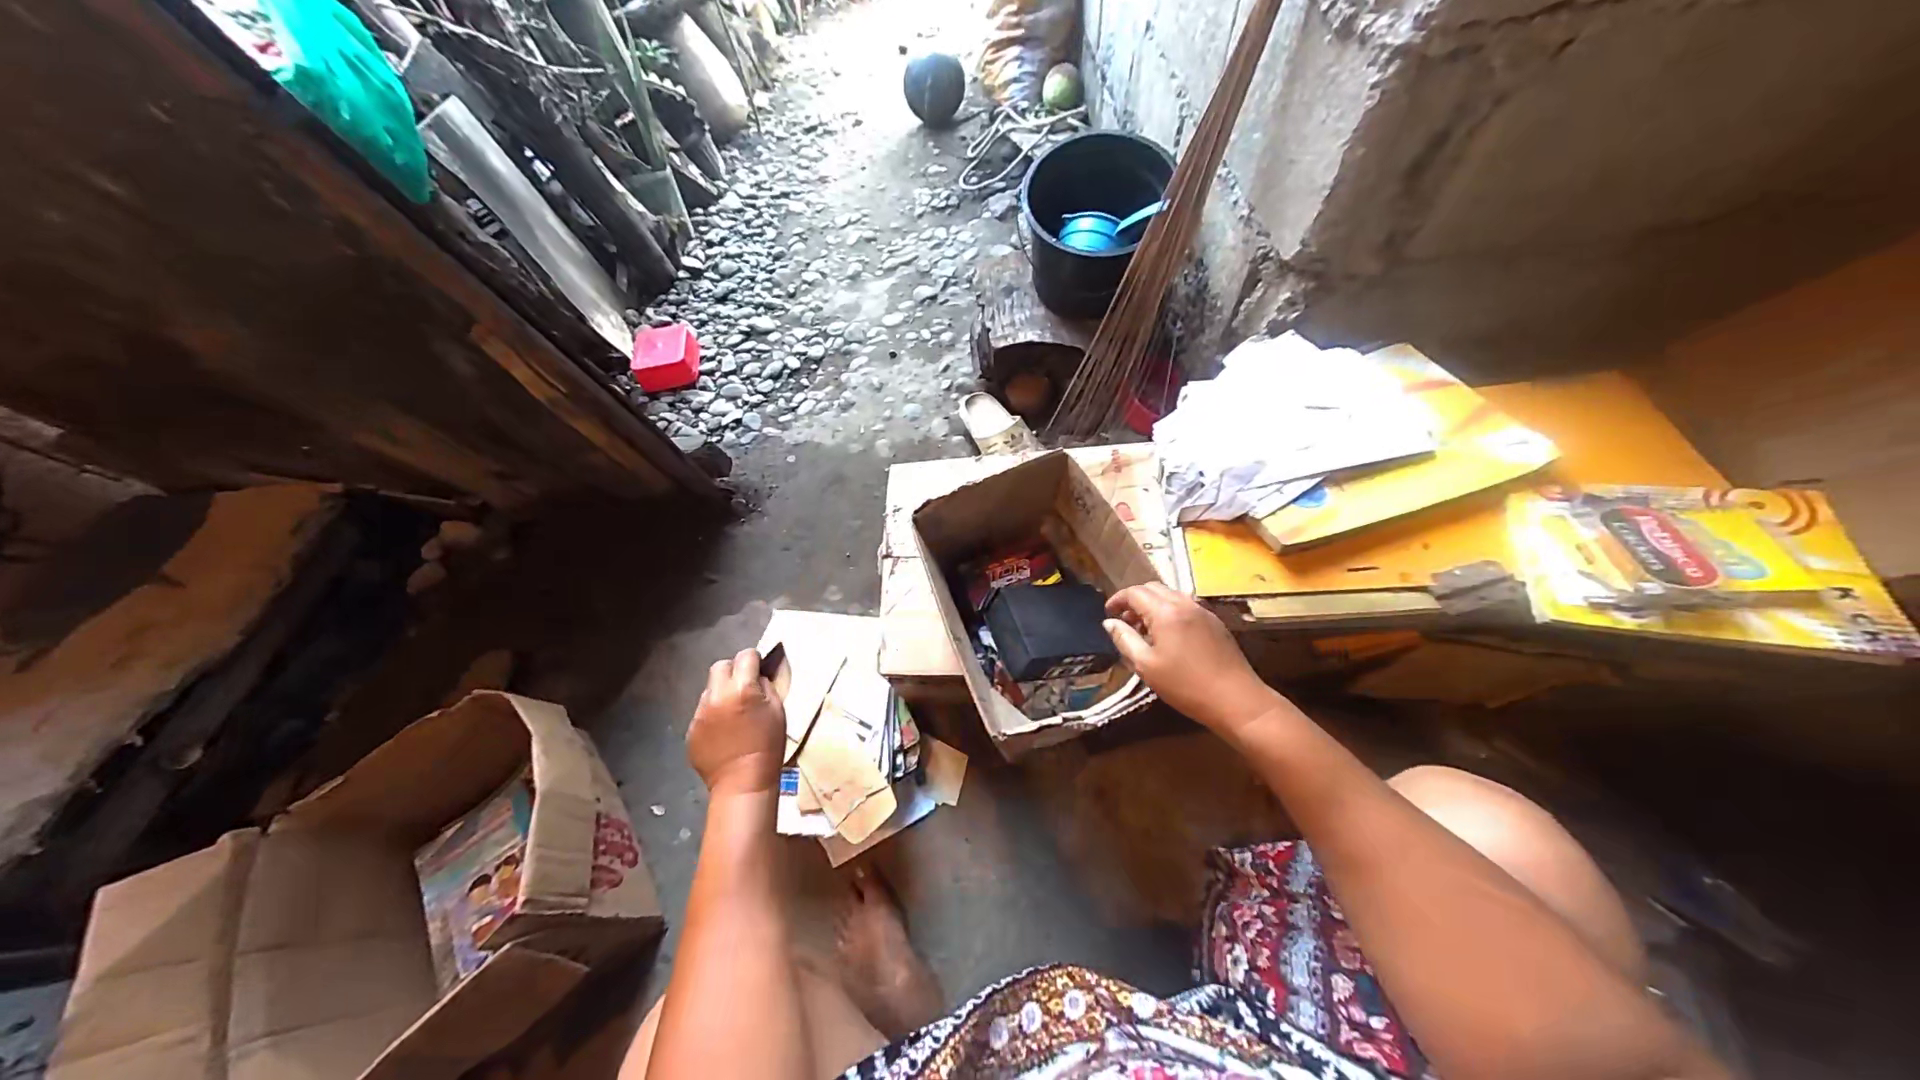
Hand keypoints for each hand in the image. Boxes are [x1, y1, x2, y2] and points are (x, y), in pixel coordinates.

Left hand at [688, 649, 785, 796]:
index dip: (755, 660)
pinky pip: (702, 712)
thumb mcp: (778, 711)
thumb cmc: (768, 746)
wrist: (742, 783)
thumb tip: (758, 675)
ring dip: (721, 694)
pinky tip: (724, 732)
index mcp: (742, 688)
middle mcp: (716, 695)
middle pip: (720, 666)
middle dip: (733, 671)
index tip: (760, 670)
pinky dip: (713, 715)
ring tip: (733, 714)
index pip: (745, 655)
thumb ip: (766, 687)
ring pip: (709, 690)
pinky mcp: (691, 729)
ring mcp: (700, 713)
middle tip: (744, 688)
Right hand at [1104, 583, 1280, 737]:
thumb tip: (1109, 623)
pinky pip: (1186, 606)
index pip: (1135, 592)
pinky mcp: (1215, 623)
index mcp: (1165, 611)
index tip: (1107, 613)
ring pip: (1171, 595)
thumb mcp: (1146, 665)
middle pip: (1153, 588)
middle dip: (1135, 600)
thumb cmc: (1185, 685)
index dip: (1117, 599)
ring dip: (1153, 605)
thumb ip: (1124, 639)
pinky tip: (1168, 636)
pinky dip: (1170, 612)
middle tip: (1124, 621)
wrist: (1236, 699)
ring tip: (1145, 630)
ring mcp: (1203, 611)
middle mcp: (1185, 604)